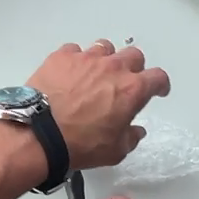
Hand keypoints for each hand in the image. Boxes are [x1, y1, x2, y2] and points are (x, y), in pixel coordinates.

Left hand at [26, 41, 170, 169]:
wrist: (38, 134)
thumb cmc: (79, 144)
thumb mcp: (114, 151)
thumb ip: (130, 137)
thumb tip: (135, 130)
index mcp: (131, 89)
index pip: (158, 77)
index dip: (160, 84)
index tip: (157, 90)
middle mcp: (112, 67)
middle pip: (134, 55)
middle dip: (134, 68)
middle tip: (124, 82)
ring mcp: (86, 58)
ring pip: (105, 47)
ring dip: (106, 59)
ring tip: (96, 74)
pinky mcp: (61, 56)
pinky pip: (75, 51)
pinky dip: (76, 60)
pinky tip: (70, 74)